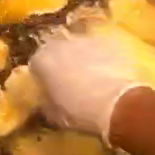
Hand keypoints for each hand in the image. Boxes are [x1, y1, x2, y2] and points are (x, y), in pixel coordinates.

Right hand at [28, 29, 151, 140]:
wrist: (118, 103)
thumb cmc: (81, 112)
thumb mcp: (55, 115)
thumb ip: (46, 103)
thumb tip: (46, 99)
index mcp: (43, 60)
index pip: (36, 64)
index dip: (42, 77)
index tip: (50, 88)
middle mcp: (60, 43)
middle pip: (56, 50)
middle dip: (61, 62)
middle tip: (70, 80)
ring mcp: (85, 38)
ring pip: (78, 46)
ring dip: (81, 57)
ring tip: (91, 76)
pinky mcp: (107, 40)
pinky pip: (99, 48)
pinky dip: (100, 57)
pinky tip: (108, 72)